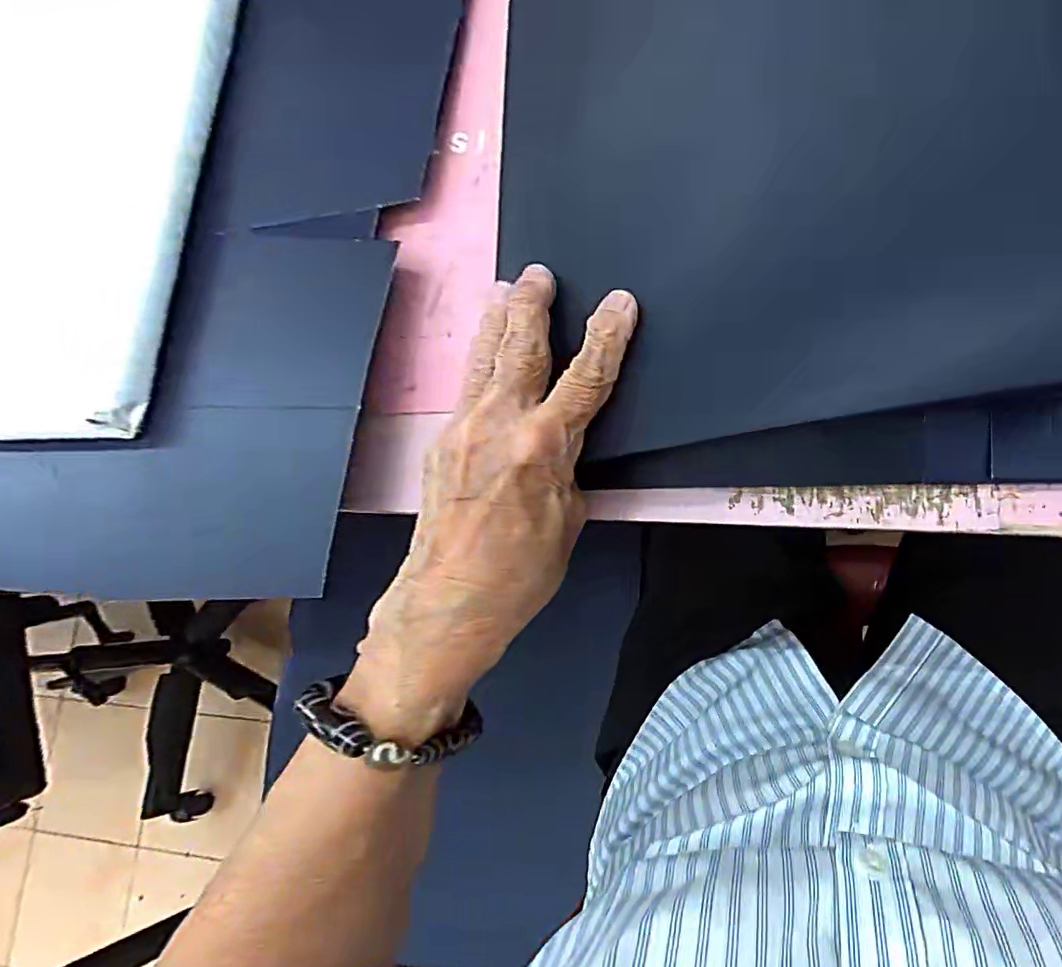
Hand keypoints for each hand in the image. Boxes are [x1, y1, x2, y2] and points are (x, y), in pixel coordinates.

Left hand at [339, 265, 638, 741]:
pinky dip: (479, 360)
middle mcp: (500, 423)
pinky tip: (484, 353)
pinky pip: (466, 387)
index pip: (586, 379)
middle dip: (536, 305)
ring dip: (497, 319)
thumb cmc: (522, 572)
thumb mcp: (569, 521)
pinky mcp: (441, 441)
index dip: (608, 338)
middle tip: (541, 272)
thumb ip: (568, 472)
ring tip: (505, 287)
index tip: (620, 303)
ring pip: (483, 358)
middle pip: (522, 349)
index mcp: (544, 446)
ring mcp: (463, 428)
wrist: (449, 599)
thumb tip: (563, 451)